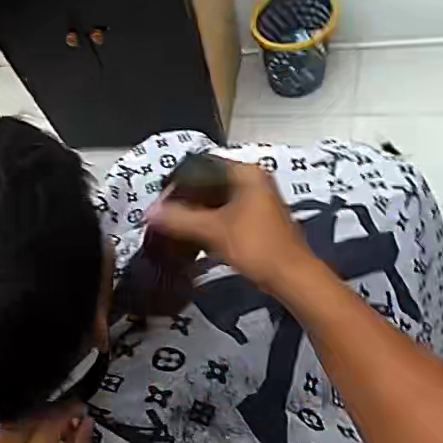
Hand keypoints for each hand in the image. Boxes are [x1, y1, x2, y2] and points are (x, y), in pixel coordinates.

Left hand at [0, 405, 93, 442]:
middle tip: (67, 422)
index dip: (68, 409)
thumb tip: (83, 422)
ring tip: (46, 438)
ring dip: (28, 427)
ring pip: (8, 429)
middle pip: (28, 419)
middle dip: (48, 416)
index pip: (51, 419)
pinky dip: (11, 442)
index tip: (80, 407)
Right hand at [146, 160, 317, 295]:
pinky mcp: (261, 222)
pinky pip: (229, 215)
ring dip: (198, 214)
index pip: (202, 166)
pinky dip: (212, 224)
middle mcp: (255, 181)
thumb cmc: (257, 247)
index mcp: (246, 173)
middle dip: (186, 200)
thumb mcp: (213, 231)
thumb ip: (179, 219)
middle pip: (210, 183)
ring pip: (219, 201)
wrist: (292, 277)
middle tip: (164, 216)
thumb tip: (149, 213)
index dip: (178, 182)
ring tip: (176, 228)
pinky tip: (196, 239)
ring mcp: (260, 201)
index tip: (161, 201)